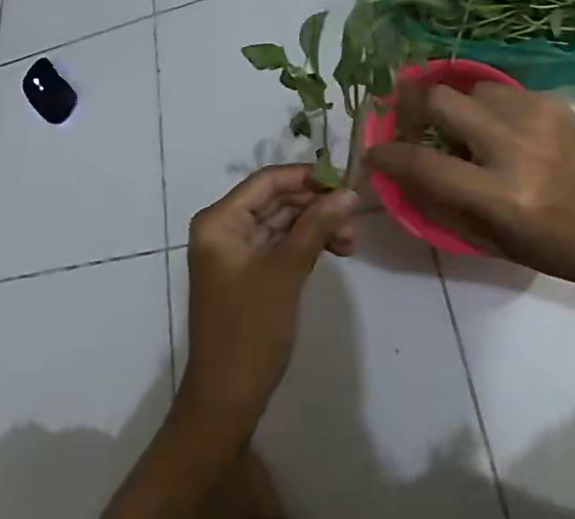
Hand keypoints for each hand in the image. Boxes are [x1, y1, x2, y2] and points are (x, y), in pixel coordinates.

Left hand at [183, 165, 358, 417]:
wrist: (228, 398)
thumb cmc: (250, 329)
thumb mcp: (287, 271)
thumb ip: (317, 225)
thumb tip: (349, 192)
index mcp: (219, 221)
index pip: (268, 181)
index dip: (308, 177)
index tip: (347, 182)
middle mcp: (225, 228)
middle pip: (278, 199)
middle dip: (317, 205)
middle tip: (354, 215)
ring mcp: (237, 251)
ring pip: (284, 221)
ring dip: (318, 225)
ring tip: (351, 240)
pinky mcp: (251, 271)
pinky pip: (283, 243)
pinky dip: (309, 243)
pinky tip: (339, 250)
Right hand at [365, 83, 574, 288]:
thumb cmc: (563, 248)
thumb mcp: (497, 244)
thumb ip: (446, 207)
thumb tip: (403, 176)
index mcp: (503, 195)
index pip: (424, 165)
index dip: (387, 156)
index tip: (373, 153)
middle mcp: (515, 146)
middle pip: (440, 100)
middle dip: (411, 105)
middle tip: (405, 120)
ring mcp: (535, 116)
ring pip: (468, 88)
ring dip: (452, 106)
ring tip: (457, 128)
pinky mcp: (549, 100)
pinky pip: (497, 90)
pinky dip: (483, 105)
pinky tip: (494, 127)